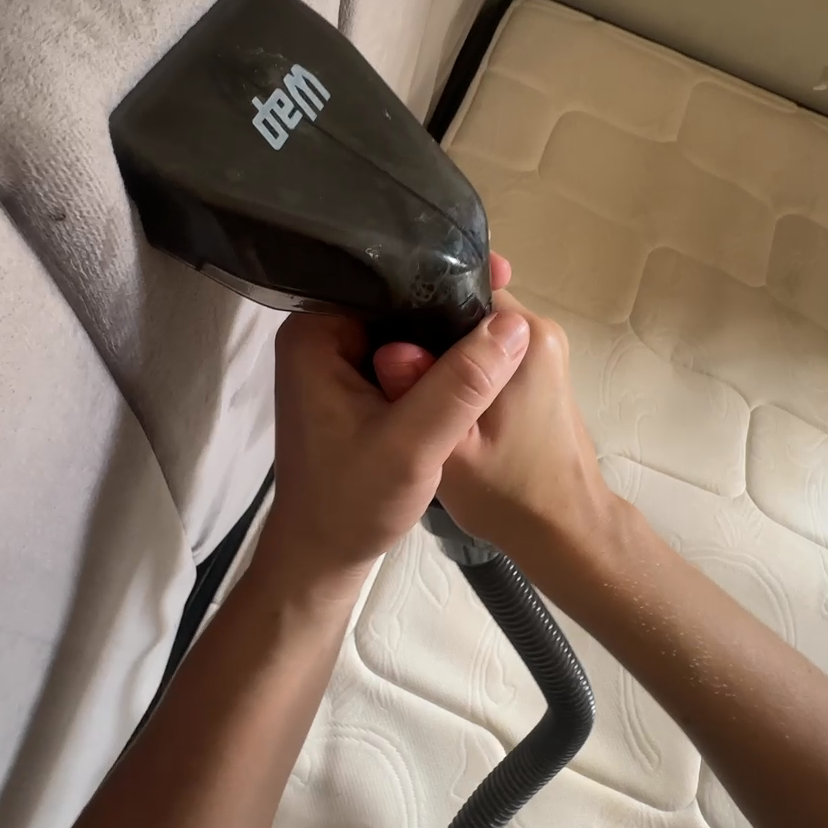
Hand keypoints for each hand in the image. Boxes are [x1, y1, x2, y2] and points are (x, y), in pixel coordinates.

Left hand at [261, 259, 530, 587]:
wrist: (323, 556)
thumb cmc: (351, 503)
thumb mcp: (411, 445)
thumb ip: (460, 386)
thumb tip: (514, 323)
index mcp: (313, 333)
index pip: (381, 281)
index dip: (440, 273)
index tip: (496, 271)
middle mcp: (318, 337)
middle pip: (393, 301)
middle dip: (448, 299)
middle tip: (506, 287)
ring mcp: (334, 362)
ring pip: (401, 329)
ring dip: (445, 330)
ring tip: (500, 315)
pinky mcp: (351, 385)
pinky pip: (400, 355)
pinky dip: (434, 358)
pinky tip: (475, 356)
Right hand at [376, 289, 626, 568]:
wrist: (564, 531)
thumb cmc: (511, 494)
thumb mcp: (453, 453)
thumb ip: (420, 397)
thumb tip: (388, 348)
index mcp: (526, 337)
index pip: (460, 289)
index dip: (415, 306)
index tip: (378, 330)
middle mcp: (540, 332)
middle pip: (466, 308)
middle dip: (424, 329)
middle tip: (382, 362)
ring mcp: (542, 351)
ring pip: (474, 331)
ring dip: (439, 350)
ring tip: (400, 380)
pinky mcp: (538, 371)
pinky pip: (487, 350)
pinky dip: (458, 366)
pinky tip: (430, 392)